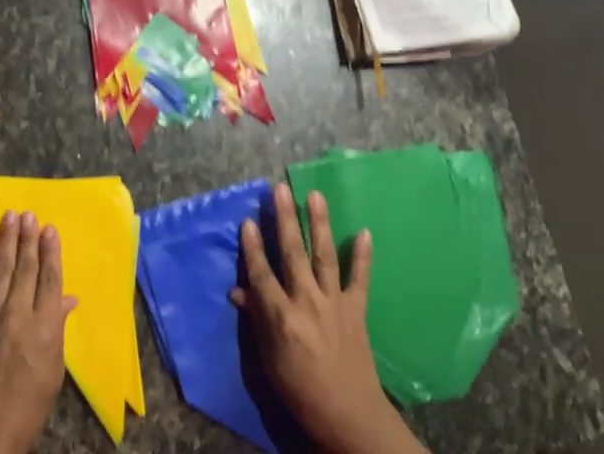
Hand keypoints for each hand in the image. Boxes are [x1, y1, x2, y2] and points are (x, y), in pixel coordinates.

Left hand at [0, 211, 77, 453]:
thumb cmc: (31, 399)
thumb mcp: (56, 367)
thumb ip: (58, 327)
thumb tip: (67, 299)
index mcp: (44, 326)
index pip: (49, 279)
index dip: (51, 252)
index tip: (50, 229)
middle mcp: (18, 313)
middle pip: (25, 268)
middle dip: (28, 239)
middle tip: (29, 214)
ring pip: (0, 269)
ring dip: (5, 241)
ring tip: (9, 217)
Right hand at [232, 184, 426, 453]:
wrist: (348, 414)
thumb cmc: (299, 389)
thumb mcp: (268, 359)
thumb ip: (257, 320)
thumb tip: (239, 292)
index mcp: (281, 316)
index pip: (261, 274)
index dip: (253, 247)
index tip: (247, 221)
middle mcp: (306, 302)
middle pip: (293, 253)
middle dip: (285, 219)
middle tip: (279, 189)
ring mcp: (334, 303)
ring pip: (324, 256)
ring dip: (320, 224)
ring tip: (316, 195)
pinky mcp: (357, 310)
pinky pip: (360, 279)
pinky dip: (363, 256)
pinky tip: (365, 232)